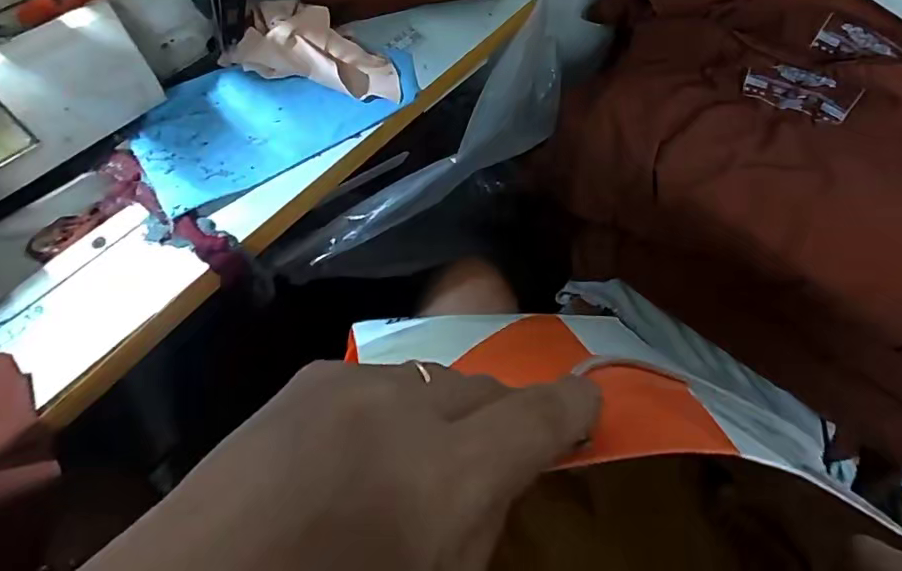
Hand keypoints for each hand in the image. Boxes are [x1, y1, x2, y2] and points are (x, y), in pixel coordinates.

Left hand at [87, 359, 601, 570]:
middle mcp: (405, 408)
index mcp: (443, 479)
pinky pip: (379, 382)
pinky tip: (353, 456)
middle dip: (500, 419)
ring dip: (440, 416)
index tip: (589, 403)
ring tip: (409, 466)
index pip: (536, 416)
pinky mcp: (312, 375)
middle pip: (485, 388)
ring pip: (433, 379)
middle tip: (493, 460)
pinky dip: (389, 412)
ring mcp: (353, 381)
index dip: (572, 407)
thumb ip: (477, 526)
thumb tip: (497, 481)